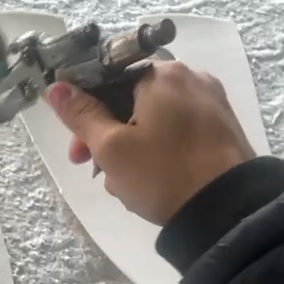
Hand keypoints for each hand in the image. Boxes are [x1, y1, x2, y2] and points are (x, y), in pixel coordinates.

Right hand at [46, 61, 255, 226]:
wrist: (226, 208)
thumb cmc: (162, 173)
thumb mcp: (111, 148)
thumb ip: (81, 115)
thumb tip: (56, 87)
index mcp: (160, 75)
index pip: (108, 80)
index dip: (84, 113)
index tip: (76, 149)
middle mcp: (189, 77)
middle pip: (130, 100)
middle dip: (106, 136)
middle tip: (94, 170)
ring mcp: (209, 101)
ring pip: (151, 119)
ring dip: (130, 148)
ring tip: (126, 183)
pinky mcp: (220, 126)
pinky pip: (175, 130)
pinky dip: (157, 150)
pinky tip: (151, 178)